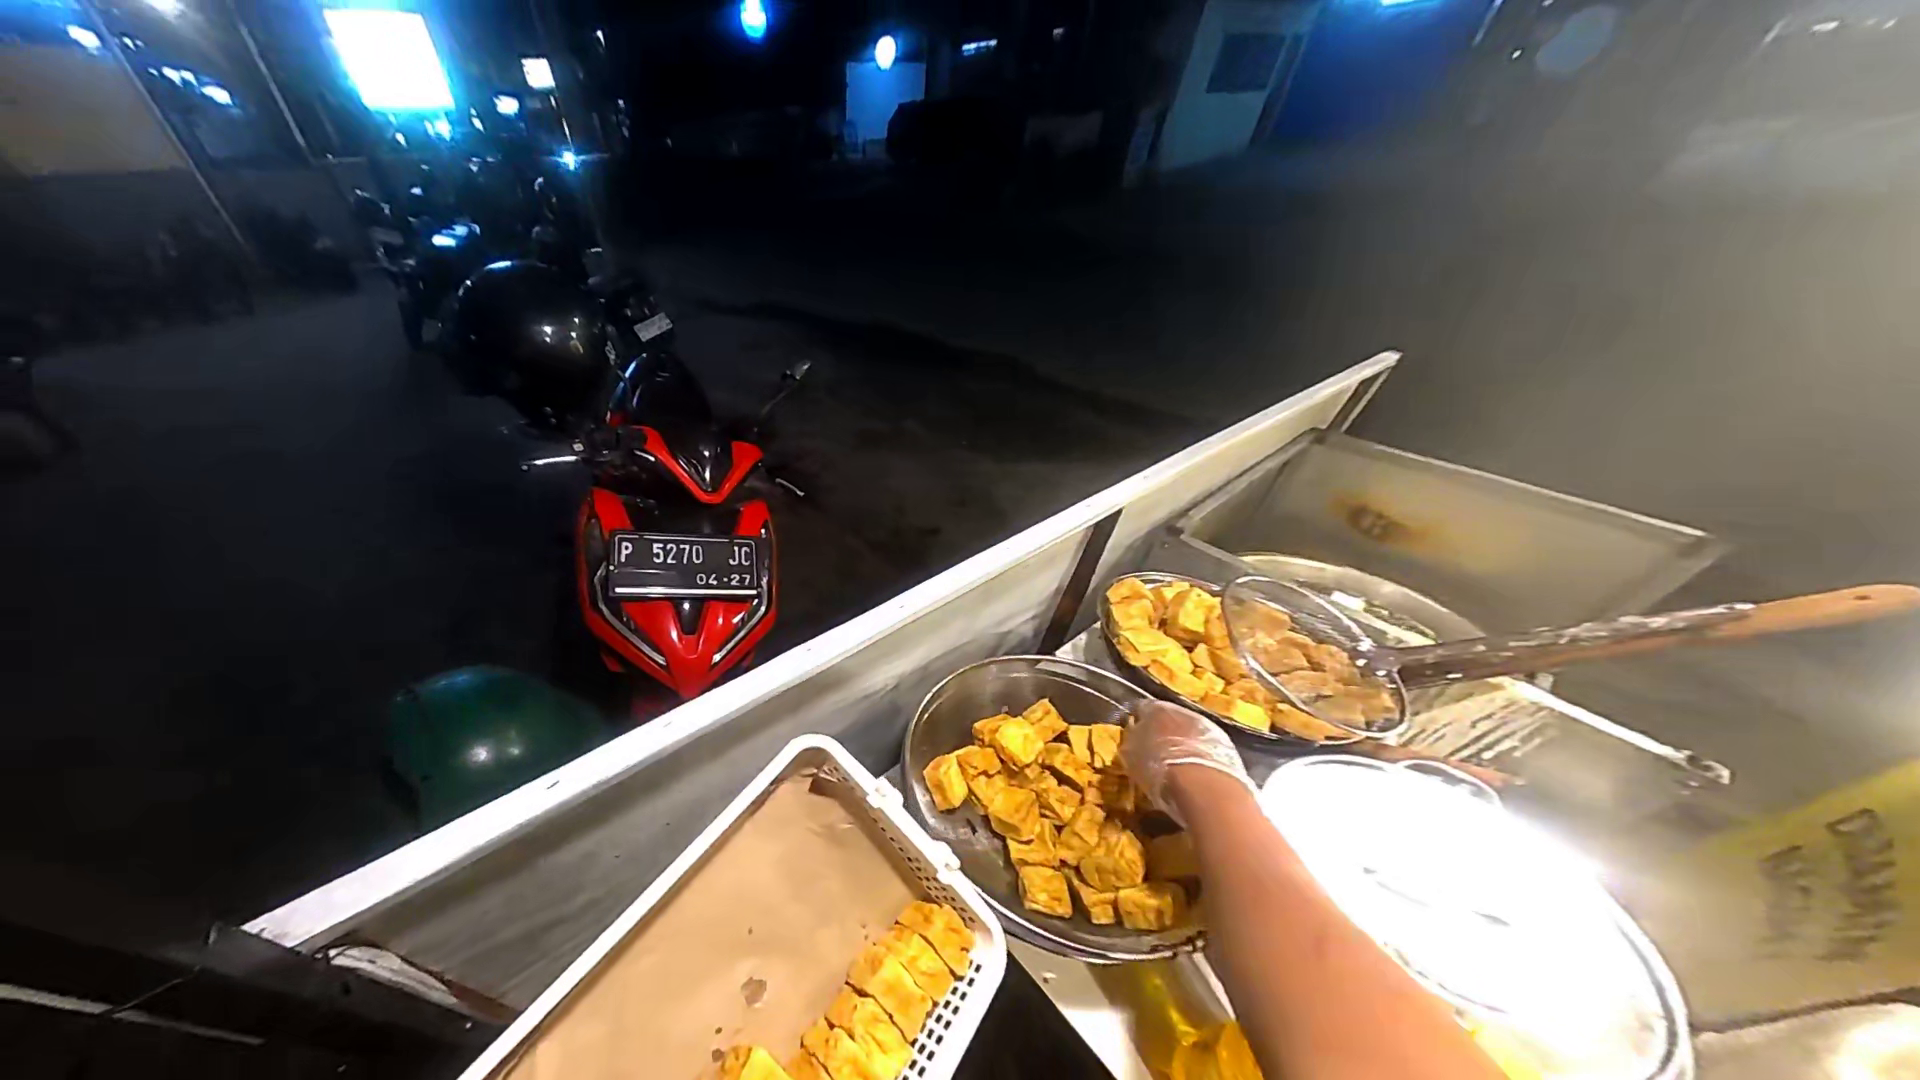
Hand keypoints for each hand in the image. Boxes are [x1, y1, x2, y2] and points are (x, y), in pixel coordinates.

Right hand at [1122, 700, 1255, 825]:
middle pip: (1169, 718)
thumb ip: (1131, 740)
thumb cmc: (1160, 770)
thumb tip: (1132, 733)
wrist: (1206, 788)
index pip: (1143, 709)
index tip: (1135, 735)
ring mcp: (1208, 727)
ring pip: (1190, 731)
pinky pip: (1208, 747)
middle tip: (1157, 751)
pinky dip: (1202, 756)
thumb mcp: (1132, 757)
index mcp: (1155, 709)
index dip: (1139, 722)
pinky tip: (1198, 774)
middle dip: (1163, 731)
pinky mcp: (1228, 746)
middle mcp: (1182, 711)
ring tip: (1179, 766)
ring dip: (1185, 743)